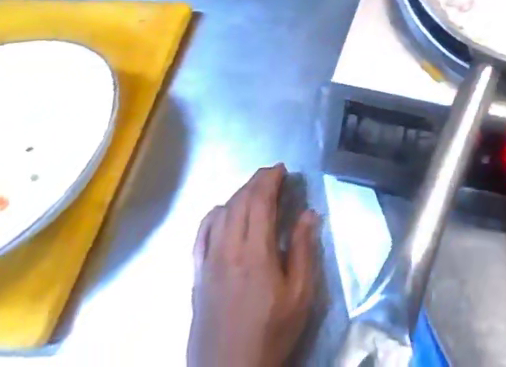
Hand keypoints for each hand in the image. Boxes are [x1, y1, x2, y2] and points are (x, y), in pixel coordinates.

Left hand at [188, 164, 320, 366]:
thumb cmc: (271, 335)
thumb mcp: (299, 297)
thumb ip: (303, 251)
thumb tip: (308, 213)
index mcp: (255, 252)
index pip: (259, 200)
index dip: (270, 179)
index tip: (283, 169)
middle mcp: (228, 250)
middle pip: (239, 202)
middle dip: (256, 182)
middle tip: (273, 175)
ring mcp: (208, 263)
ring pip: (220, 214)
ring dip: (238, 195)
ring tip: (254, 192)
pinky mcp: (196, 277)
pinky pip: (201, 235)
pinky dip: (214, 215)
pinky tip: (222, 214)